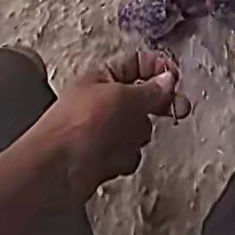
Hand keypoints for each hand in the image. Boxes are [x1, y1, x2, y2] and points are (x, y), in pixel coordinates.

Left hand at [19, 52, 190, 207]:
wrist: (54, 170)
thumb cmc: (78, 125)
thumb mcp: (119, 97)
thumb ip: (149, 90)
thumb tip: (168, 80)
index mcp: (103, 77)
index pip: (138, 65)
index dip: (158, 70)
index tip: (176, 79)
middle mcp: (105, 101)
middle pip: (144, 99)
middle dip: (158, 105)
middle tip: (179, 110)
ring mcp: (106, 130)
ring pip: (139, 129)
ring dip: (134, 136)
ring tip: (118, 138)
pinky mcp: (106, 156)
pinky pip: (130, 153)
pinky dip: (123, 157)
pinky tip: (109, 158)